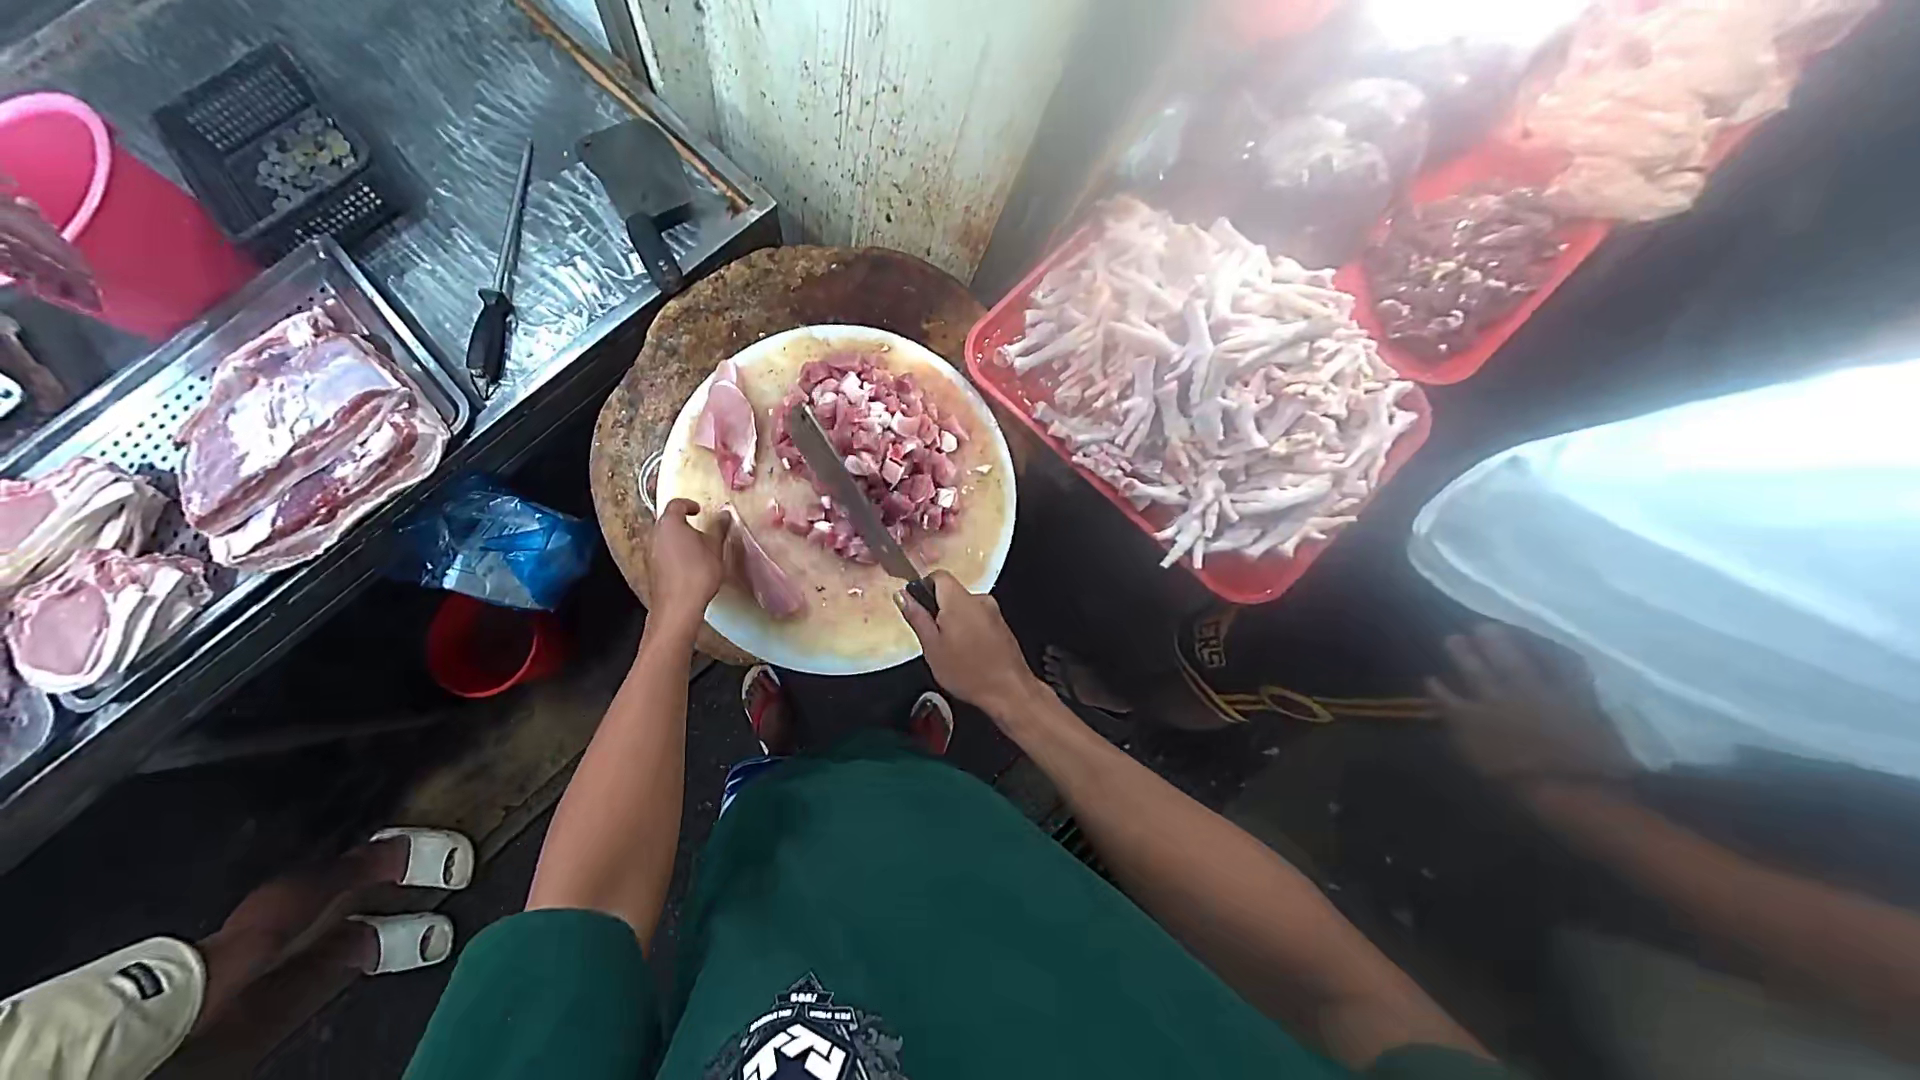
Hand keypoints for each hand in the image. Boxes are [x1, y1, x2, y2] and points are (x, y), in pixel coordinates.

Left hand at [647, 499, 727, 628]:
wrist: (678, 605)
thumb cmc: (698, 572)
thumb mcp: (715, 548)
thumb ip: (718, 528)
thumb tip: (724, 514)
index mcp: (670, 523)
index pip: (676, 504)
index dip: (689, 504)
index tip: (700, 511)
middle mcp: (655, 534)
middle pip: (668, 520)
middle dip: (684, 522)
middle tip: (702, 530)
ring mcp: (650, 551)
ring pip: (664, 537)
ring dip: (679, 538)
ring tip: (698, 549)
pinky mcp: (650, 567)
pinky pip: (662, 551)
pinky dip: (674, 551)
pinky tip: (688, 564)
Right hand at [897, 571, 1042, 715]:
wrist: (1008, 690)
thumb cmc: (968, 672)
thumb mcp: (932, 646)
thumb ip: (917, 616)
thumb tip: (902, 595)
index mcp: (959, 600)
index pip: (938, 576)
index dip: (924, 589)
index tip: (919, 610)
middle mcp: (979, 600)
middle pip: (951, 593)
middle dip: (939, 611)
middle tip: (934, 639)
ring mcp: (993, 612)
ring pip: (964, 608)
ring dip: (955, 623)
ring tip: (952, 651)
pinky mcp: (1001, 625)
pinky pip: (978, 619)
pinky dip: (969, 631)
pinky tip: (968, 654)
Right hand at [1426, 624, 1634, 784]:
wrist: (1575, 789)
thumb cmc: (1519, 782)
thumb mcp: (1476, 758)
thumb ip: (1459, 730)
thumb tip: (1444, 709)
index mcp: (1470, 717)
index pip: (1446, 695)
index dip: (1438, 686)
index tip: (1431, 677)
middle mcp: (1498, 697)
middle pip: (1475, 668)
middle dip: (1463, 652)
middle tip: (1454, 637)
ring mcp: (1537, 693)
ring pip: (1512, 660)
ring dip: (1499, 642)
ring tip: (1487, 628)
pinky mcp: (1574, 695)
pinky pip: (1565, 666)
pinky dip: (1555, 654)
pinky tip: (1547, 646)